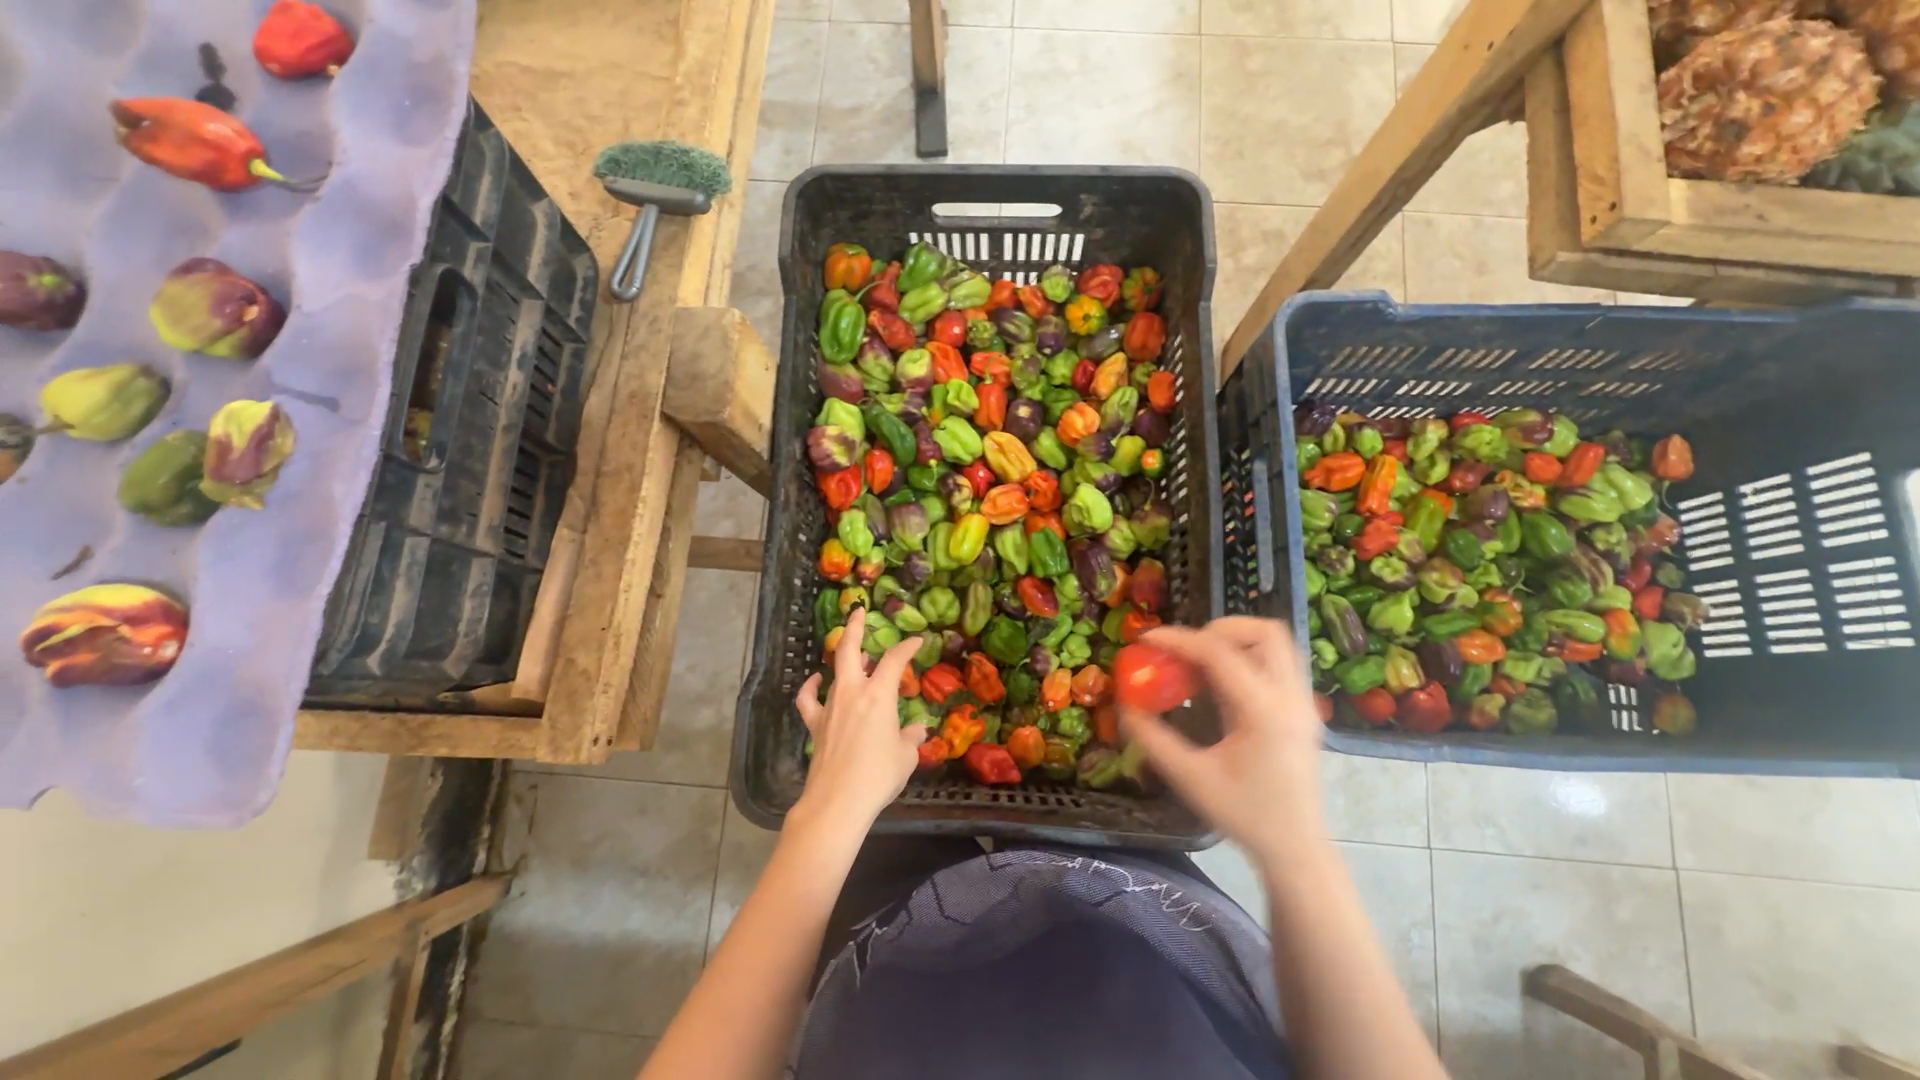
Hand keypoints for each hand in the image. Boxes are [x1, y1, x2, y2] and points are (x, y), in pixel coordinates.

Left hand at [789, 607, 925, 838]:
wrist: (837, 801)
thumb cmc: (878, 776)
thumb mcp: (906, 757)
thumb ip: (911, 738)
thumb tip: (916, 730)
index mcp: (879, 695)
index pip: (894, 661)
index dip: (907, 647)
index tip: (917, 640)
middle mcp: (852, 693)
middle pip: (851, 650)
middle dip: (856, 628)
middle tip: (859, 612)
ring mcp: (829, 707)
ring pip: (834, 672)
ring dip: (844, 659)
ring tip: (854, 651)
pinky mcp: (815, 725)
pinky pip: (809, 699)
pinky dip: (812, 686)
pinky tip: (816, 681)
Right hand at [1120, 616, 1328, 871]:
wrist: (1295, 848)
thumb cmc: (1244, 816)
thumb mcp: (1190, 778)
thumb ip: (1154, 740)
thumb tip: (1125, 706)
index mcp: (1263, 712)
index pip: (1220, 654)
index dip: (1179, 639)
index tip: (1147, 638)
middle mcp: (1291, 698)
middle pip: (1264, 632)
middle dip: (1218, 629)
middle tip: (1185, 648)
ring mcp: (1303, 703)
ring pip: (1276, 643)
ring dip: (1237, 641)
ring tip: (1201, 662)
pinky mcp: (1303, 711)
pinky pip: (1279, 664)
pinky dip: (1248, 659)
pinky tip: (1220, 685)